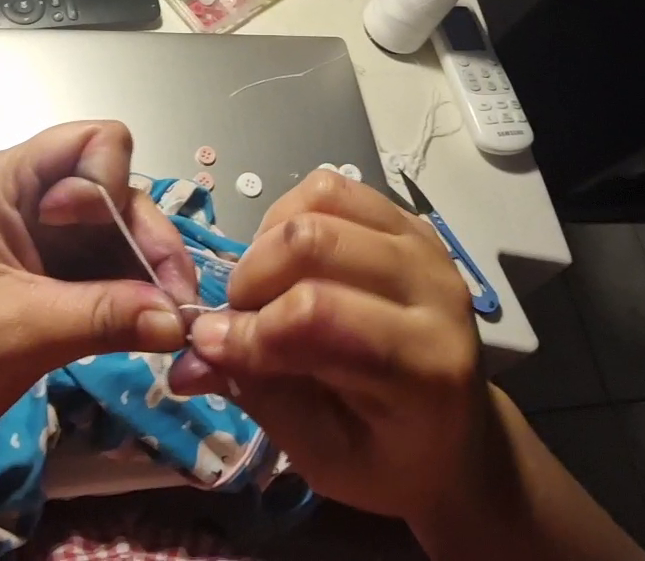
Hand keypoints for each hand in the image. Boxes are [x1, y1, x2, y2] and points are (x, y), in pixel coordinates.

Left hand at [0, 121, 197, 461]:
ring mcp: (47, 243)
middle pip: (119, 193)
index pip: (93, 142)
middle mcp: (35, 201)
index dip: (111, 182)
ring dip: (150, 275)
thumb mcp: (18, 329)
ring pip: (122, 236)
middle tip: (177, 307)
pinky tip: (154, 330)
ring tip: (172, 327)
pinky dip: (136, 298)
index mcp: (10, 182)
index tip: (104, 241)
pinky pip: (110, 273)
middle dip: (150, 242)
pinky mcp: (55, 282)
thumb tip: (181, 319)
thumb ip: (104, 316)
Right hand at [168, 170, 492, 524]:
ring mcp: (425, 245)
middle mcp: (433, 290)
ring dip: (269, 240)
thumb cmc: (388, 457)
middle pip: (315, 242)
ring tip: (264, 285)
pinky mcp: (409, 221)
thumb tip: (186, 359)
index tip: (208, 347)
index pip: (317, 316)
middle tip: (239, 317)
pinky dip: (291, 214)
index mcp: (423, 365)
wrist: (458, 434)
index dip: (249, 330)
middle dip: (253, 277)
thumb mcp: (321, 454)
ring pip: (322, 200)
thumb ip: (257, 394)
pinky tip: (287, 258)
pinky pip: (335, 188)